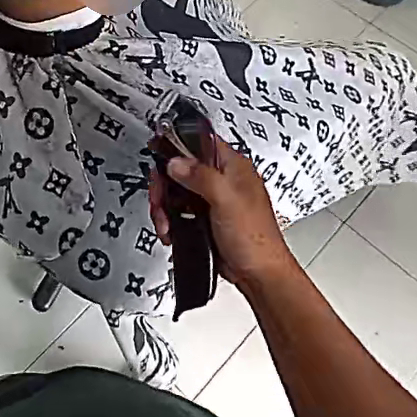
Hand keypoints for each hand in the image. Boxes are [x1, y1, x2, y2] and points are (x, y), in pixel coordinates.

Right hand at [149, 143, 303, 294]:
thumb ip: (201, 177)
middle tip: (160, 197)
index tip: (159, 148)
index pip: (201, 141)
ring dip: (165, 205)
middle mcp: (223, 180)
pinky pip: (180, 211)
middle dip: (165, 183)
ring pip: (177, 190)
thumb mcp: (226, 200)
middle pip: (182, 167)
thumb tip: (177, 163)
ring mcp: (213, 200)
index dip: (178, 142)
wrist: (258, 274)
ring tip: (166, 220)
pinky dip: (171, 218)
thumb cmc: (256, 239)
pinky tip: (171, 229)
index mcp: (234, 167)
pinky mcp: (205, 218)